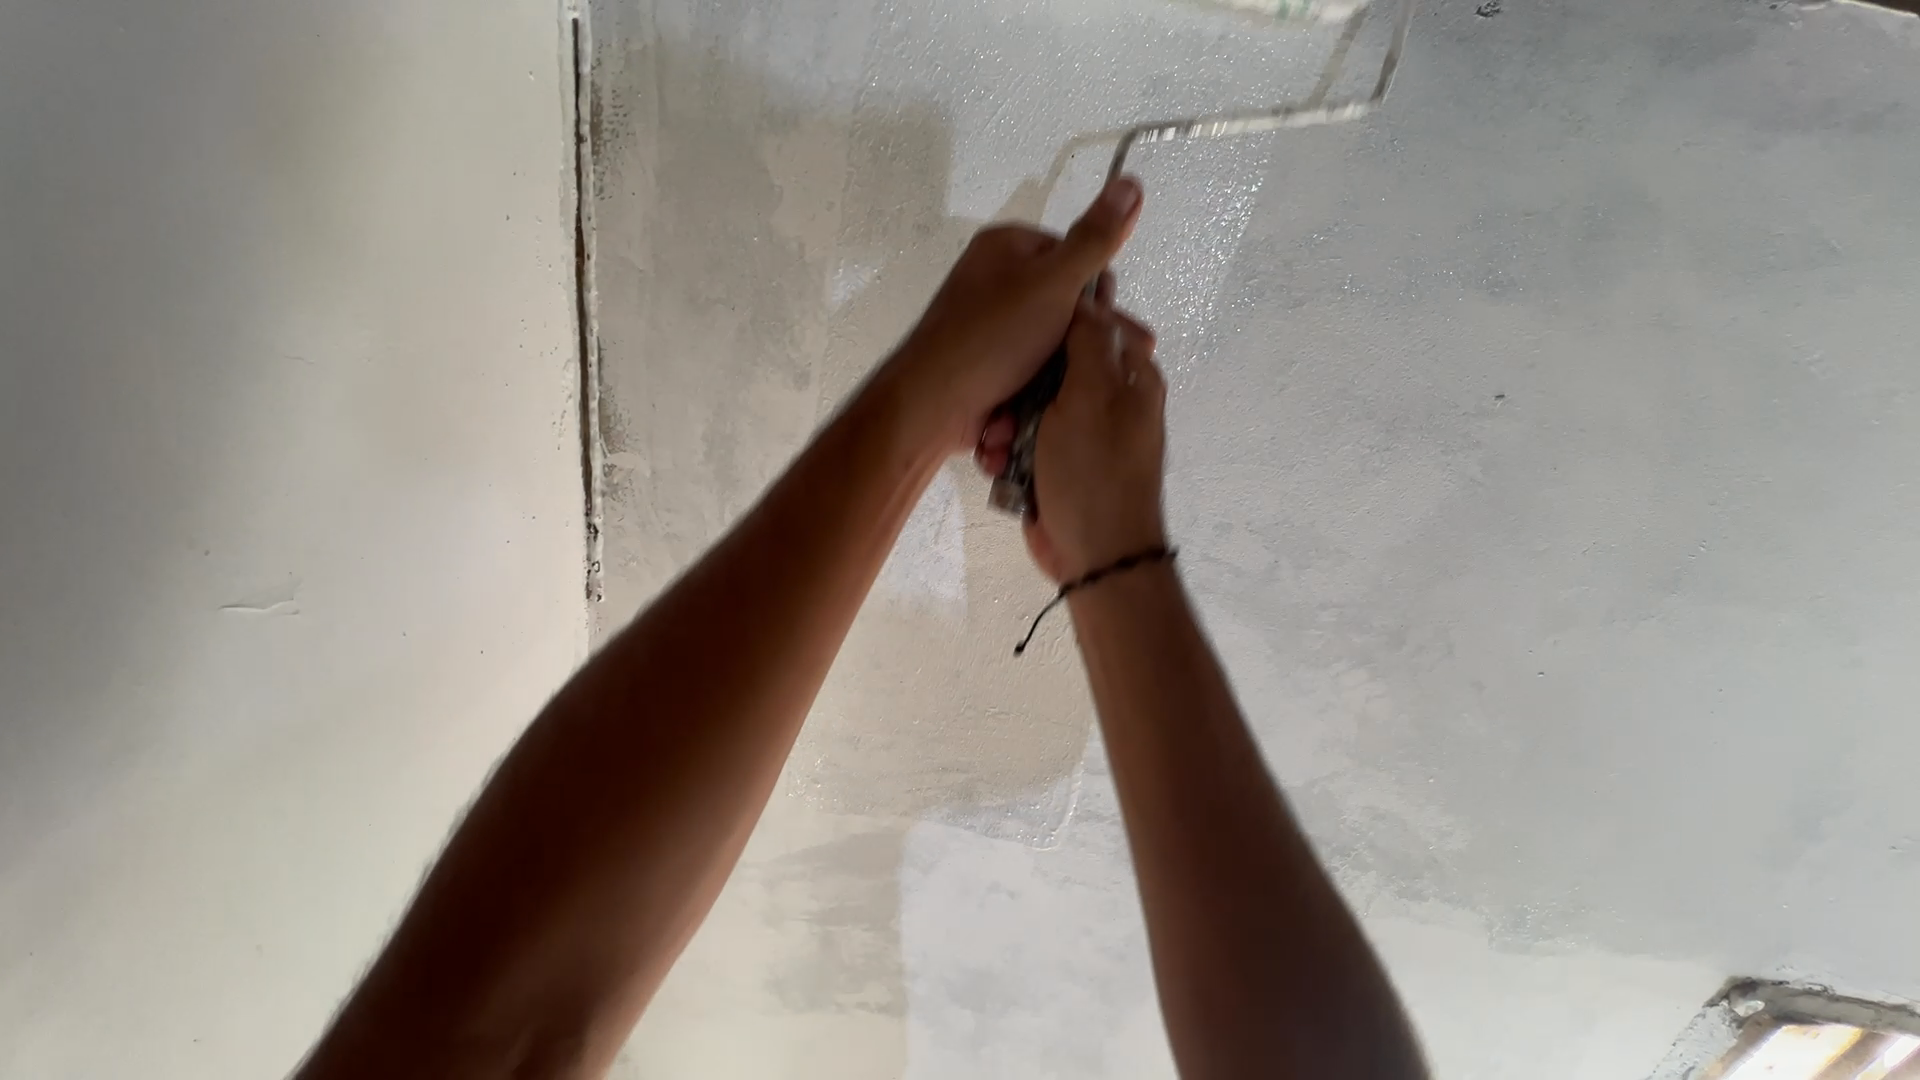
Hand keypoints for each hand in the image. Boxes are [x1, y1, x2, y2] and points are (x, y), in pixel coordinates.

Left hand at [881, 176, 1142, 454]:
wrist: (933, 405)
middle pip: (1066, 301)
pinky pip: (1032, 368)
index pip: (1076, 257)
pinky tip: (1062, 402)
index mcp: (1007, 247)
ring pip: (1052, 340)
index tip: (1103, 322)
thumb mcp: (1053, 283)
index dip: (1096, 291)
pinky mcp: (989, 366)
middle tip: (1109, 359)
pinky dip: (1046, 384)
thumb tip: (1130, 183)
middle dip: (1088, 333)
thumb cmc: (992, 338)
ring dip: (1070, 365)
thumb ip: (1095, 239)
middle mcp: (996, 281)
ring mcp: (992, 327)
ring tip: (1090, 387)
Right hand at [978, 296, 1167, 582]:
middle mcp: (1105, 400)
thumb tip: (1087, 298)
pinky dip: (1007, 453)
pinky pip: (1023, 443)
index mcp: (1128, 377)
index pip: (1089, 325)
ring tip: (998, 447)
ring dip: (1006, 427)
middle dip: (1017, 391)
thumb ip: (1089, 340)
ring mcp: (1078, 435)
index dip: (1049, 327)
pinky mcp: (1055, 465)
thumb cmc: (1095, 469)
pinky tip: (997, 464)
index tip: (1016, 333)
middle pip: (1048, 369)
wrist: (1096, 554)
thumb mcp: (1093, 393)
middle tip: (1004, 415)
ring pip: (1028, 408)